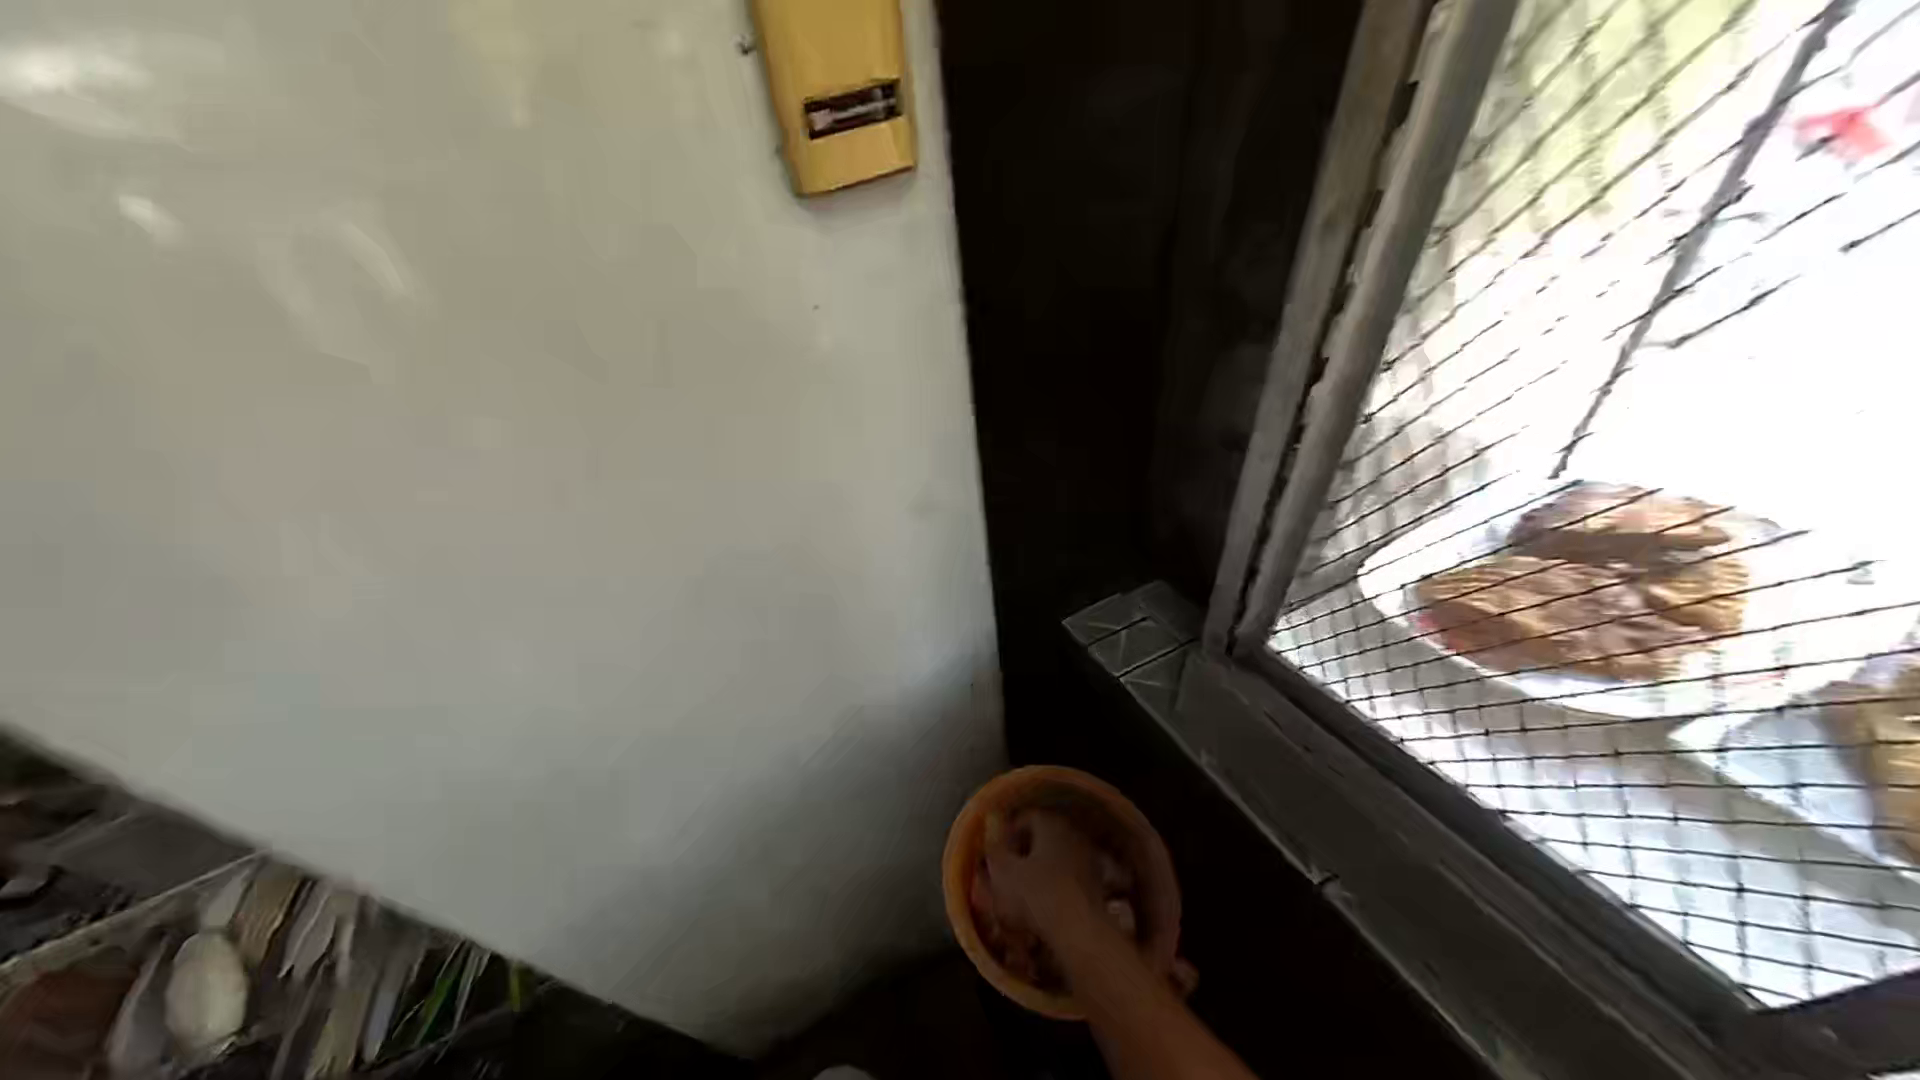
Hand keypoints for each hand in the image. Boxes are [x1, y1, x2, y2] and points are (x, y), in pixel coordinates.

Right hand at [981, 809, 1127, 953]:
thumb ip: (993, 852)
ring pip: (1056, 859)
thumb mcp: (1002, 872)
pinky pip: (1069, 879)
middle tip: (1007, 869)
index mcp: (1050, 823)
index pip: (1026, 817)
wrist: (1079, 932)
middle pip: (1043, 837)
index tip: (996, 850)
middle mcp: (1072, 833)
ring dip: (1040, 870)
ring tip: (1022, 891)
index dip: (1008, 832)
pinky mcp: (1097, 885)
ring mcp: (1088, 859)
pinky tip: (1042, 905)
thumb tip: (990, 841)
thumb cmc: (1035, 894)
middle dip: (1024, 851)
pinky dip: (1055, 887)